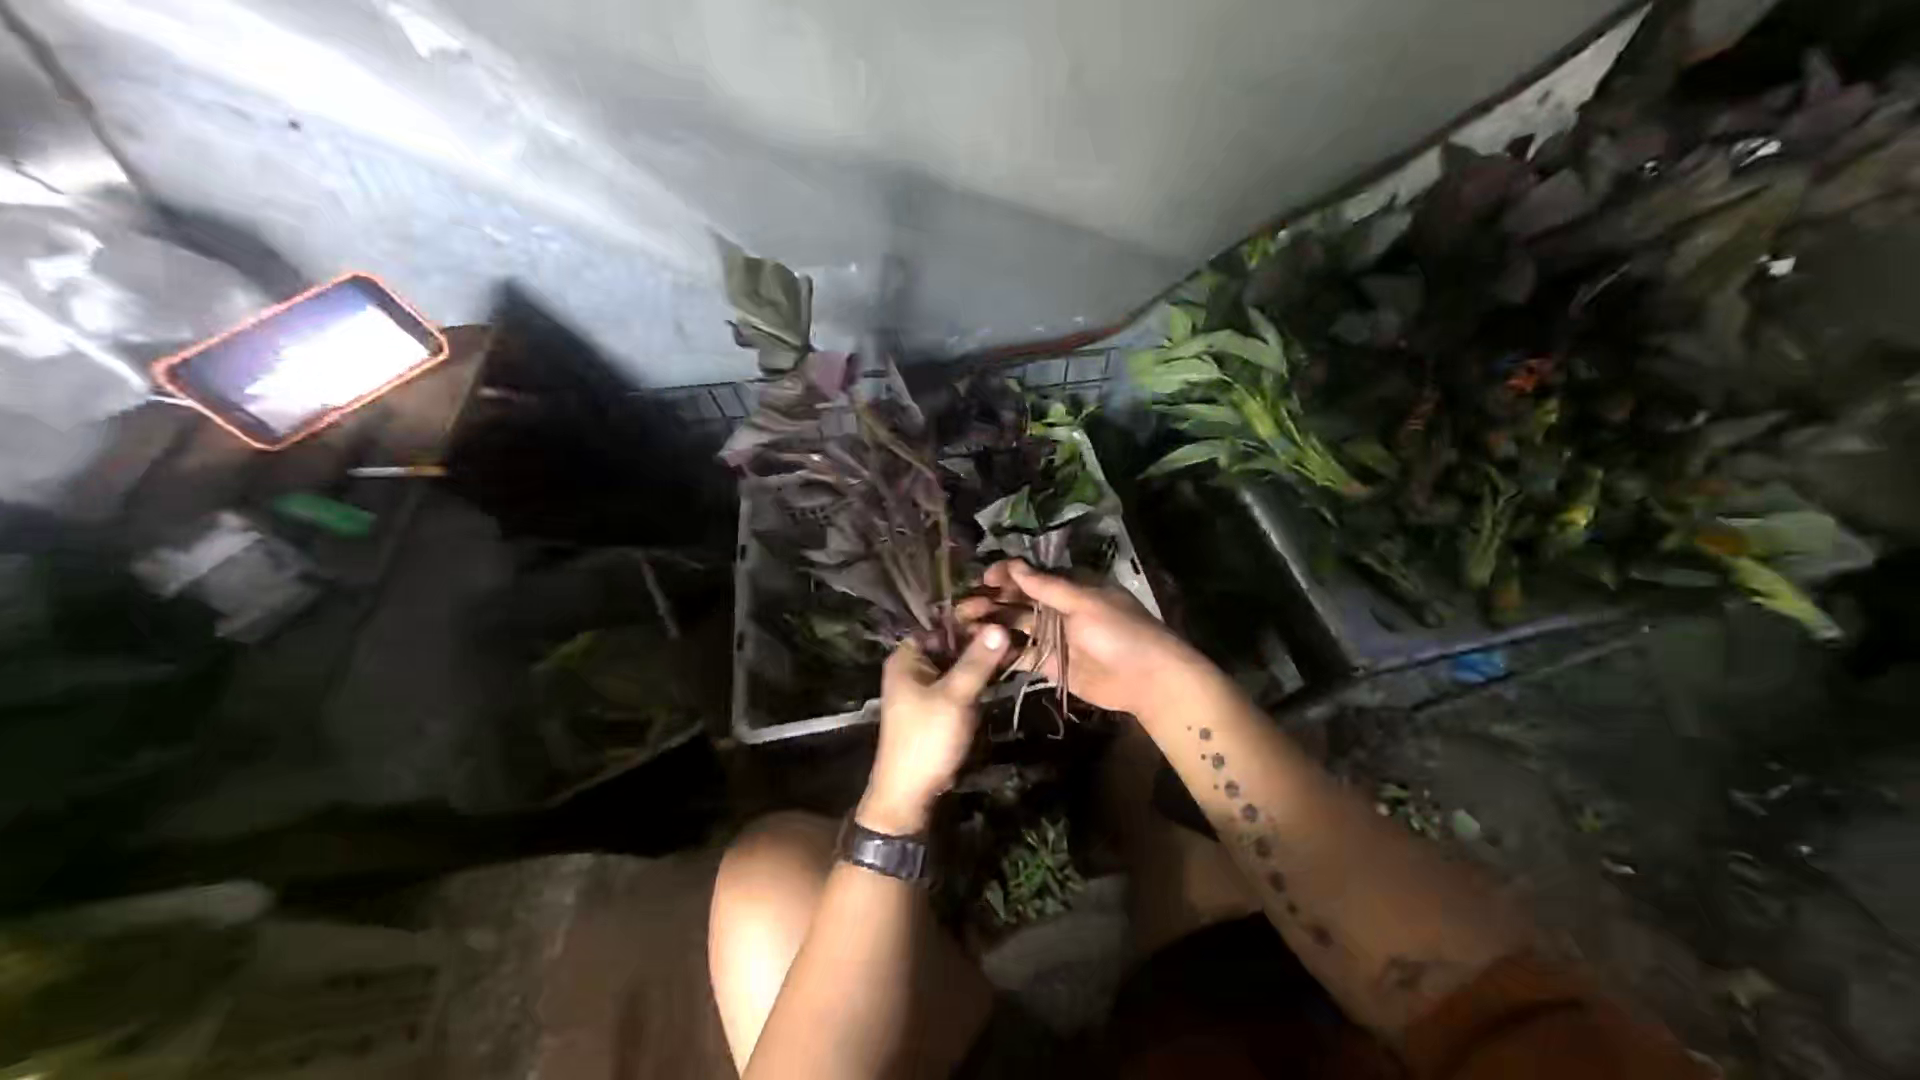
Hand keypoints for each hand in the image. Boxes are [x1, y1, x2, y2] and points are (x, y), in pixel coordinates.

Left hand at [857, 626, 1009, 834]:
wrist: (909, 793)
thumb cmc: (926, 739)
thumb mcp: (955, 697)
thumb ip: (977, 661)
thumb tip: (1000, 626)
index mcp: (908, 656)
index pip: (940, 622)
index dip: (968, 613)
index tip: (999, 606)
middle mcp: (916, 665)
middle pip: (952, 639)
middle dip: (982, 632)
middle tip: (1016, 624)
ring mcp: (929, 685)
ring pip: (960, 659)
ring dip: (985, 652)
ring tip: (1019, 640)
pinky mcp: (942, 703)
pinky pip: (963, 678)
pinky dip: (982, 672)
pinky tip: (1008, 664)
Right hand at [955, 560, 1204, 716]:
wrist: (1148, 679)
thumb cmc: (1120, 632)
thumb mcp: (1084, 603)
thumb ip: (1047, 586)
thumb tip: (1013, 565)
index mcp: (1070, 587)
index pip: (1031, 576)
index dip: (1007, 575)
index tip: (983, 578)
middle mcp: (1058, 609)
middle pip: (1019, 601)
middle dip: (992, 601)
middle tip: (963, 607)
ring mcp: (1054, 638)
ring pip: (1017, 627)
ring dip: (993, 624)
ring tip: (964, 626)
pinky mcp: (1051, 665)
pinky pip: (1023, 654)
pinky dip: (1003, 651)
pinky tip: (980, 649)